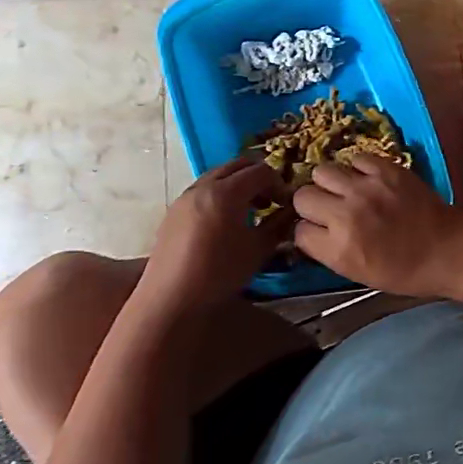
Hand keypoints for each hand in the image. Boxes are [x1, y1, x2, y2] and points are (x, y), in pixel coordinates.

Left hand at [136, 159, 288, 315]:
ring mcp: (185, 197)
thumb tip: (291, 212)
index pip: (260, 171)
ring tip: (248, 212)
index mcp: (226, 192)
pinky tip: (224, 224)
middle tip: (270, 200)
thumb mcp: (257, 250)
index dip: (278, 183)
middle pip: (237, 165)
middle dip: (258, 177)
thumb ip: (277, 225)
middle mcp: (203, 186)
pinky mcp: (173, 211)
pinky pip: (203, 190)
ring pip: (217, 176)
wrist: (171, 298)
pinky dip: (219, 195)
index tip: (285, 203)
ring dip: (237, 185)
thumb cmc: (220, 273)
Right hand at [292, 156, 462, 296]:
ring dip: (330, 183)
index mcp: (338, 249)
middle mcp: (346, 214)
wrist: (449, 252)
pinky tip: (367, 180)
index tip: (320, 232)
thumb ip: (328, 250)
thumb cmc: (404, 272)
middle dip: (312, 204)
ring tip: (346, 191)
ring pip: (322, 171)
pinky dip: (357, 169)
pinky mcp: (386, 169)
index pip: (299, 230)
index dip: (308, 231)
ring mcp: (366, 188)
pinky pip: (354, 159)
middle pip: (303, 196)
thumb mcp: (357, 273)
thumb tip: (309, 230)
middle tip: (329, 209)